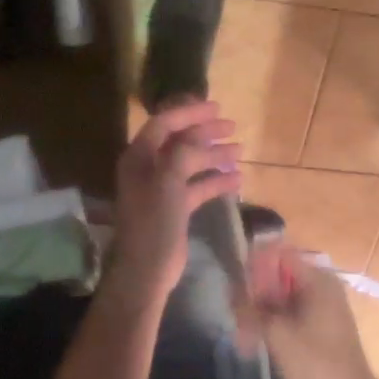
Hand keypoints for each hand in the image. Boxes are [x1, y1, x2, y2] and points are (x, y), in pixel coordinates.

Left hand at [108, 99, 241, 304]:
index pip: (164, 124)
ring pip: (190, 165)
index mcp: (139, 158)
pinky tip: (236, 180)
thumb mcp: (168, 182)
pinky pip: (196, 187)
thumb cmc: (154, 223)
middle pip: (179, 142)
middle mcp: (148, 169)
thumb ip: (182, 153)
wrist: (147, 270)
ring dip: (214, 157)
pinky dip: (214, 181)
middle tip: (232, 127)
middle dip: (205, 133)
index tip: (217, 108)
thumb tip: (199, 137)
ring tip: (239, 152)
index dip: (189, 113)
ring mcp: (161, 190)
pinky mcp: (174, 209)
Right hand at [236, 241, 378, 378]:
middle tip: (233, 308)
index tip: (231, 279)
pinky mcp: (324, 328)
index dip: (254, 262)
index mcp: (318, 279)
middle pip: (282, 275)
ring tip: (242, 327)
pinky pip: (294, 313)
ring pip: (285, 297)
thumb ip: (252, 307)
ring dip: (263, 308)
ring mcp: (326, 308)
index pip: (280, 253)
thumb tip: (232, 288)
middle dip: (256, 289)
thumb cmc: (314, 364)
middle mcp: (325, 286)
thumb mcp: (276, 334)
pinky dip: (276, 321)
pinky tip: (258, 338)